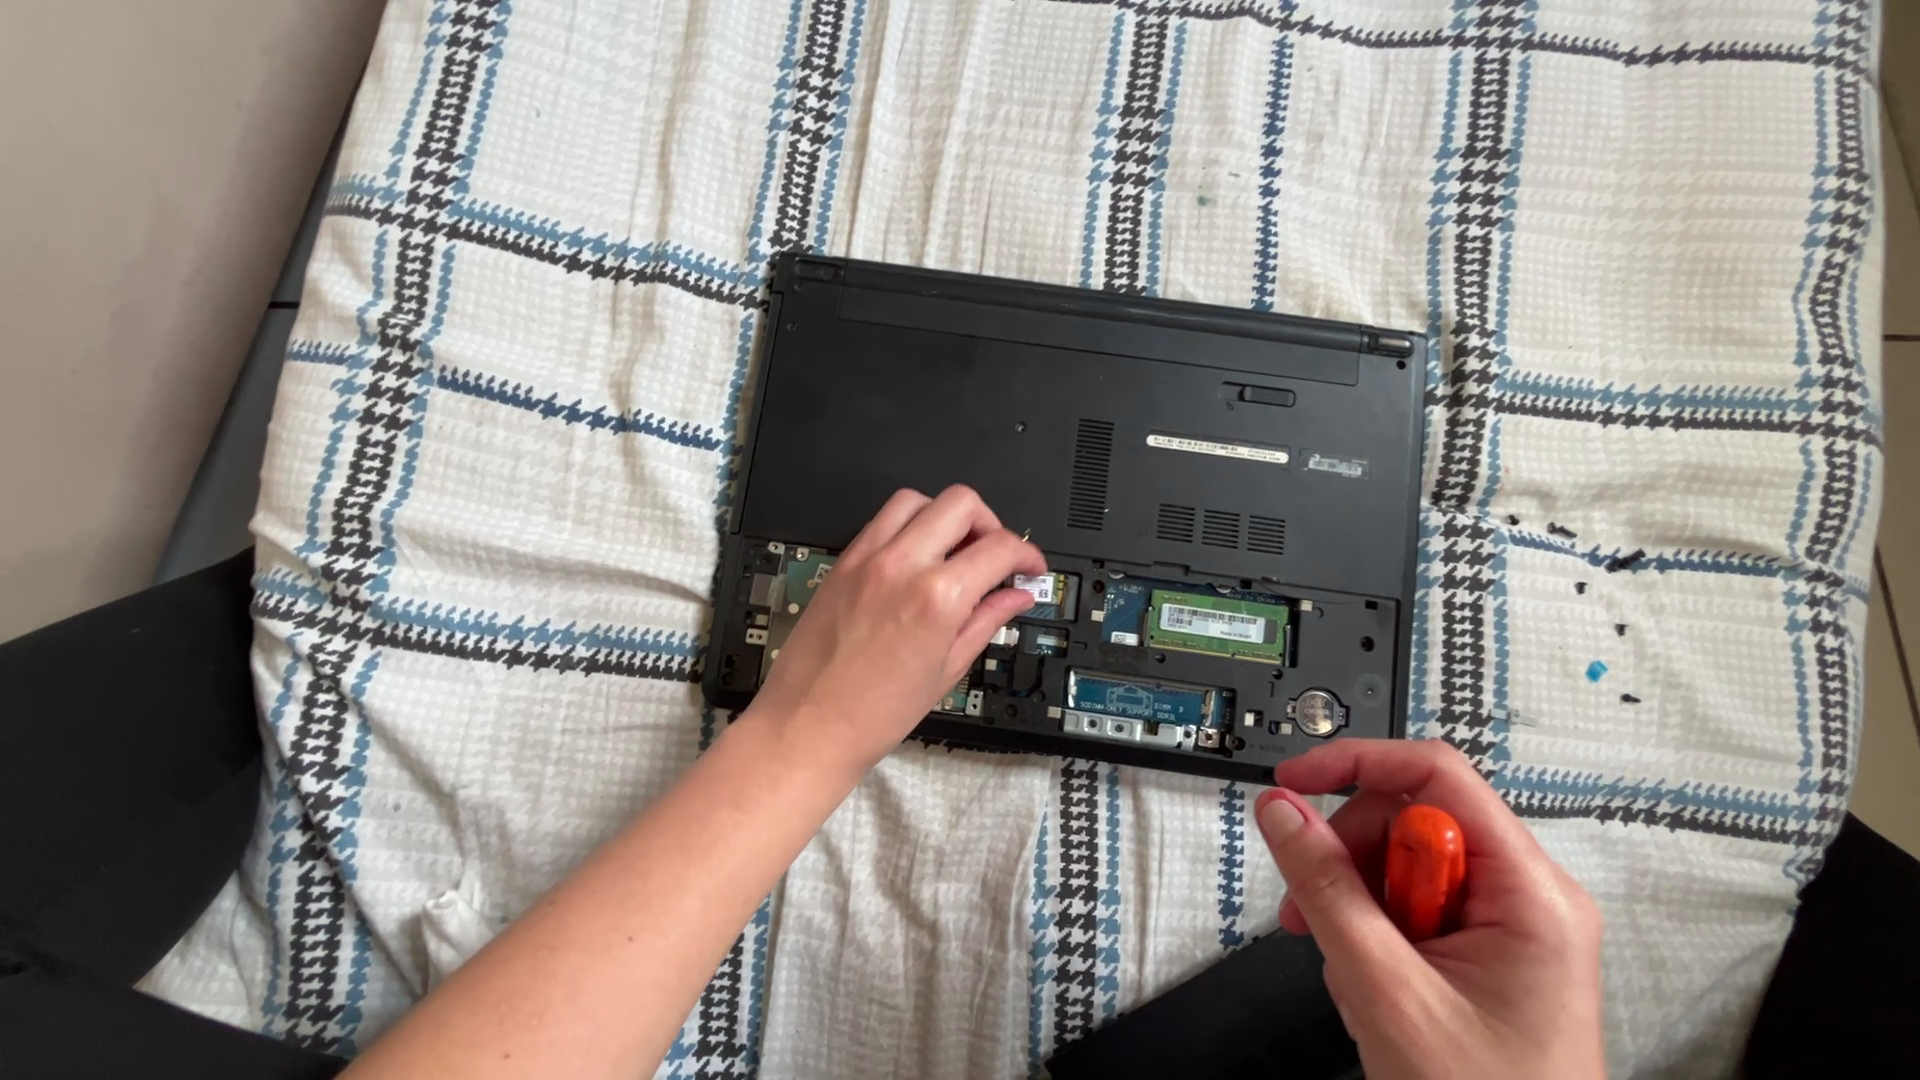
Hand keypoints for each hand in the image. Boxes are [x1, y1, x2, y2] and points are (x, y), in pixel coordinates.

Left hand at [746, 486, 1045, 772]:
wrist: (808, 726)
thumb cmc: (870, 714)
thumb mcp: (948, 670)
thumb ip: (987, 621)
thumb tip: (1015, 599)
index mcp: (936, 598)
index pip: (999, 547)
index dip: (1027, 554)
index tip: (1029, 567)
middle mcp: (901, 566)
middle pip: (961, 503)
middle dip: (991, 523)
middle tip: (995, 555)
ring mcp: (866, 559)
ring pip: (917, 499)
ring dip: (945, 516)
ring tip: (954, 551)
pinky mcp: (843, 562)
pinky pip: (881, 520)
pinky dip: (908, 527)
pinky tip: (916, 560)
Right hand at [1254, 740, 1604, 1079]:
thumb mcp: (1386, 990)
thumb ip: (1326, 889)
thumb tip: (1277, 807)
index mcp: (1528, 890)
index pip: (1436, 774)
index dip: (1355, 763)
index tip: (1288, 785)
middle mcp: (1525, 892)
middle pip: (1408, 818)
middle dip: (1345, 855)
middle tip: (1305, 913)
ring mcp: (1506, 922)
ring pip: (1397, 861)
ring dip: (1351, 901)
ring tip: (1345, 969)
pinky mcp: (1484, 947)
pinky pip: (1406, 902)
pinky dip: (1368, 929)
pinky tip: (1368, 981)